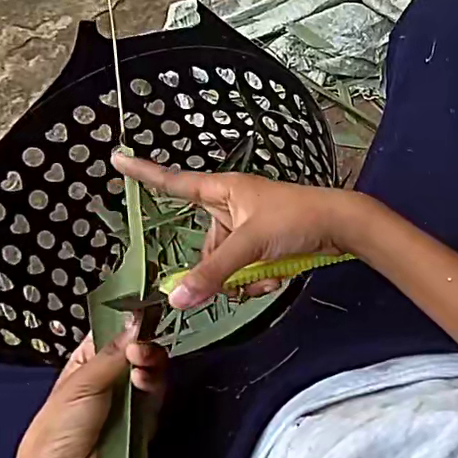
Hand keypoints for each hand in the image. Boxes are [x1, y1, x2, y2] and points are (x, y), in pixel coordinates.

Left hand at [3, 325, 167, 457]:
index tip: (143, 311)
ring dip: (150, 362)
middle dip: (143, 344)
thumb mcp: (80, 382)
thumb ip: (113, 351)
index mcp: (86, 363)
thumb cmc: (58, 429)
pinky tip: (145, 383)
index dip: (128, 322)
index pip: (113, 333)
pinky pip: (159, 392)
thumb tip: (136, 320)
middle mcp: (110, 377)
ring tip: (140, 364)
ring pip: (152, 368)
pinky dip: (155, 384)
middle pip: (138, 348)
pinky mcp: (147, 416)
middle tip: (140, 348)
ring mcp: (130, 398)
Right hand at [111, 151, 376, 309]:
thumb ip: (214, 273)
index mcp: (222, 191)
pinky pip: (247, 271)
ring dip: (244, 279)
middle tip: (239, 275)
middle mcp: (231, 208)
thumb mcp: (250, 245)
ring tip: (267, 273)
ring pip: (228, 266)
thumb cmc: (295, 219)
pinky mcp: (265, 246)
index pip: (175, 182)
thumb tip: (177, 298)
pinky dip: (259, 279)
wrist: (341, 227)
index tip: (117, 158)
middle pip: (205, 247)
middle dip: (221, 269)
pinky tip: (277, 276)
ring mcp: (248, 229)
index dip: (146, 173)